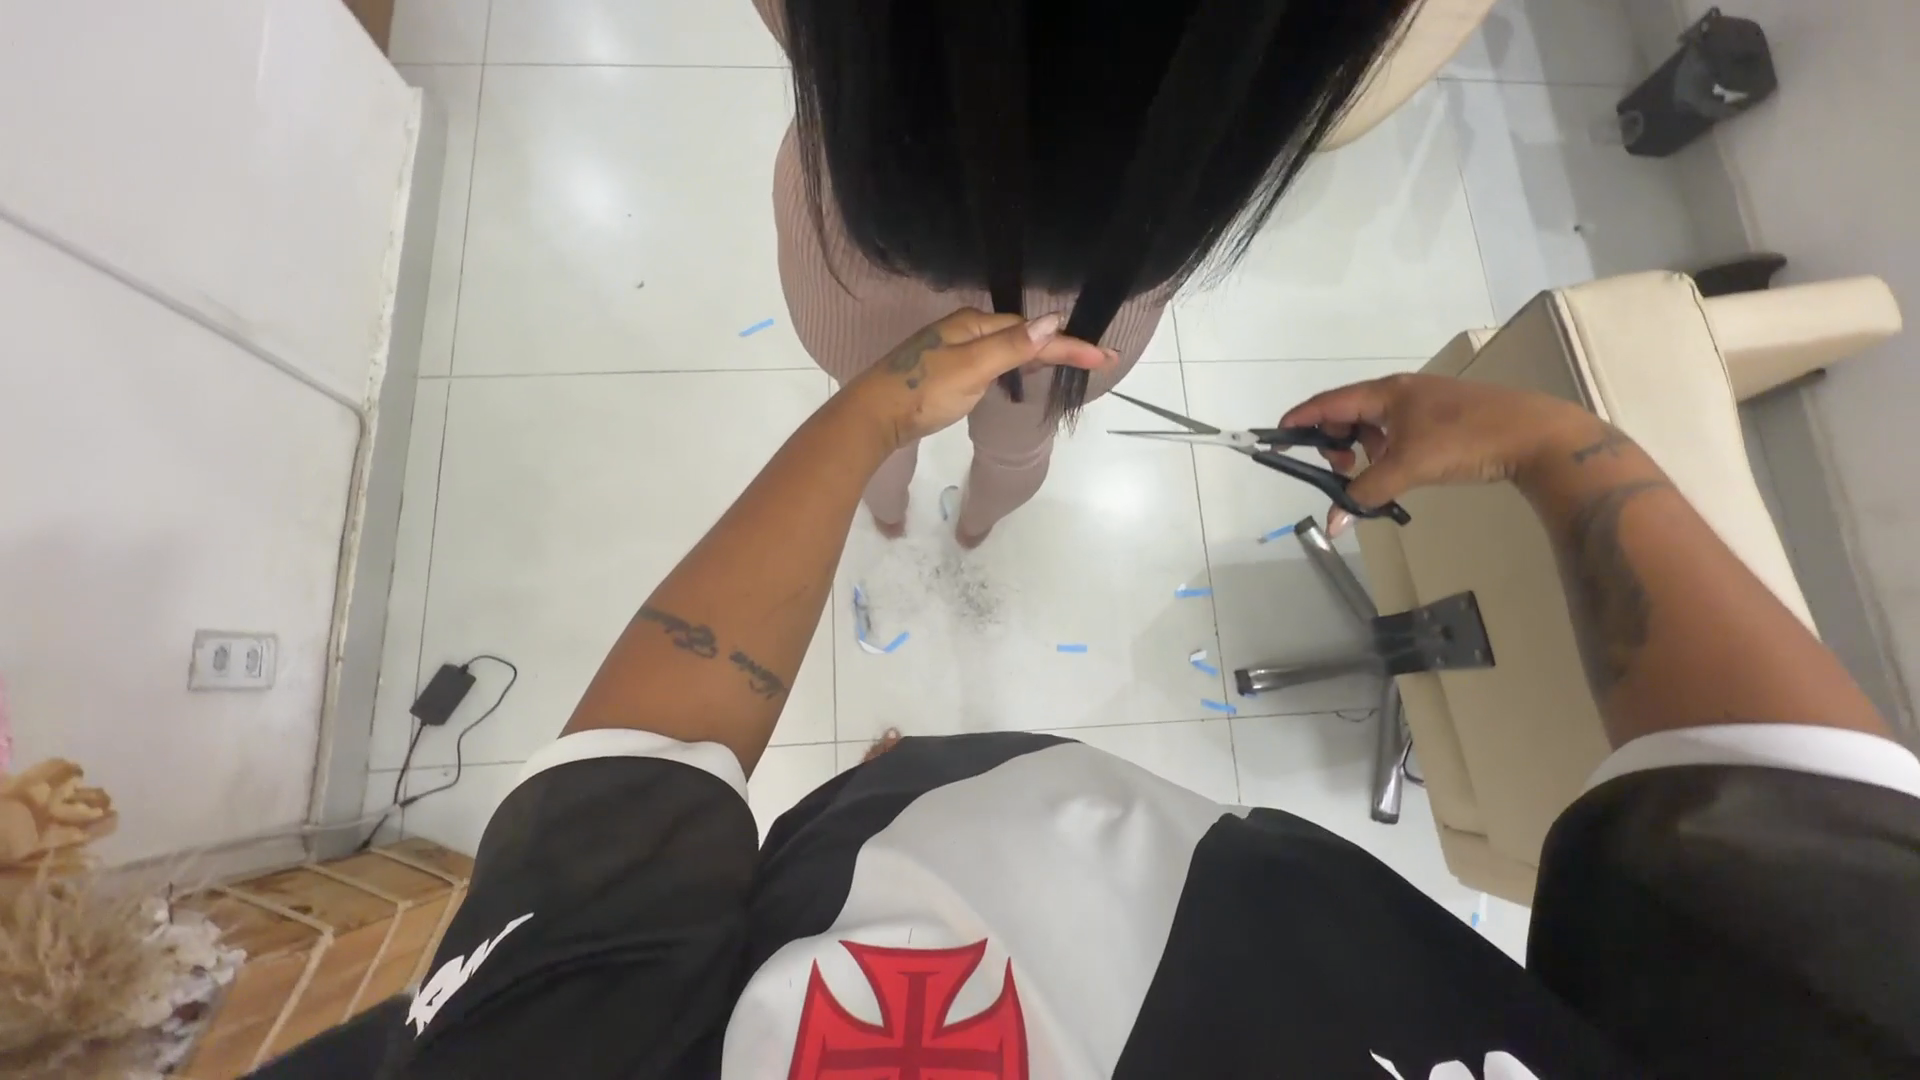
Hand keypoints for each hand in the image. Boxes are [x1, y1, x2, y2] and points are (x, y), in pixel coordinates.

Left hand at [844, 309, 1116, 447]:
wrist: (874, 415)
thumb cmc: (923, 391)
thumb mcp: (972, 368)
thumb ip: (1012, 347)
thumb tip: (1053, 320)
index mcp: (974, 325)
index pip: (1033, 332)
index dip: (1069, 345)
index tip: (1105, 356)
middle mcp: (965, 331)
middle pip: (1022, 336)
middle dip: (1059, 346)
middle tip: (1096, 359)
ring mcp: (954, 350)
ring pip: (1006, 348)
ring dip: (1038, 354)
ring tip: (1068, 361)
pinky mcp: (946, 372)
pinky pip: (992, 361)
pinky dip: (1015, 365)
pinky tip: (1019, 374)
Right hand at [1281, 374, 1603, 533]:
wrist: (1541, 436)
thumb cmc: (1467, 440)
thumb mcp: (1408, 467)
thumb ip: (1365, 493)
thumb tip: (1335, 522)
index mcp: (1387, 392)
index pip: (1329, 402)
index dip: (1300, 419)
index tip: (1276, 436)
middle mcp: (1401, 391)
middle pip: (1348, 413)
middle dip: (1334, 441)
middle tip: (1341, 470)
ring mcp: (1424, 403)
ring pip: (1373, 424)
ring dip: (1362, 449)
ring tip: (1372, 474)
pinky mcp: (1443, 418)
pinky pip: (1396, 431)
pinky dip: (1385, 450)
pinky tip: (1398, 470)